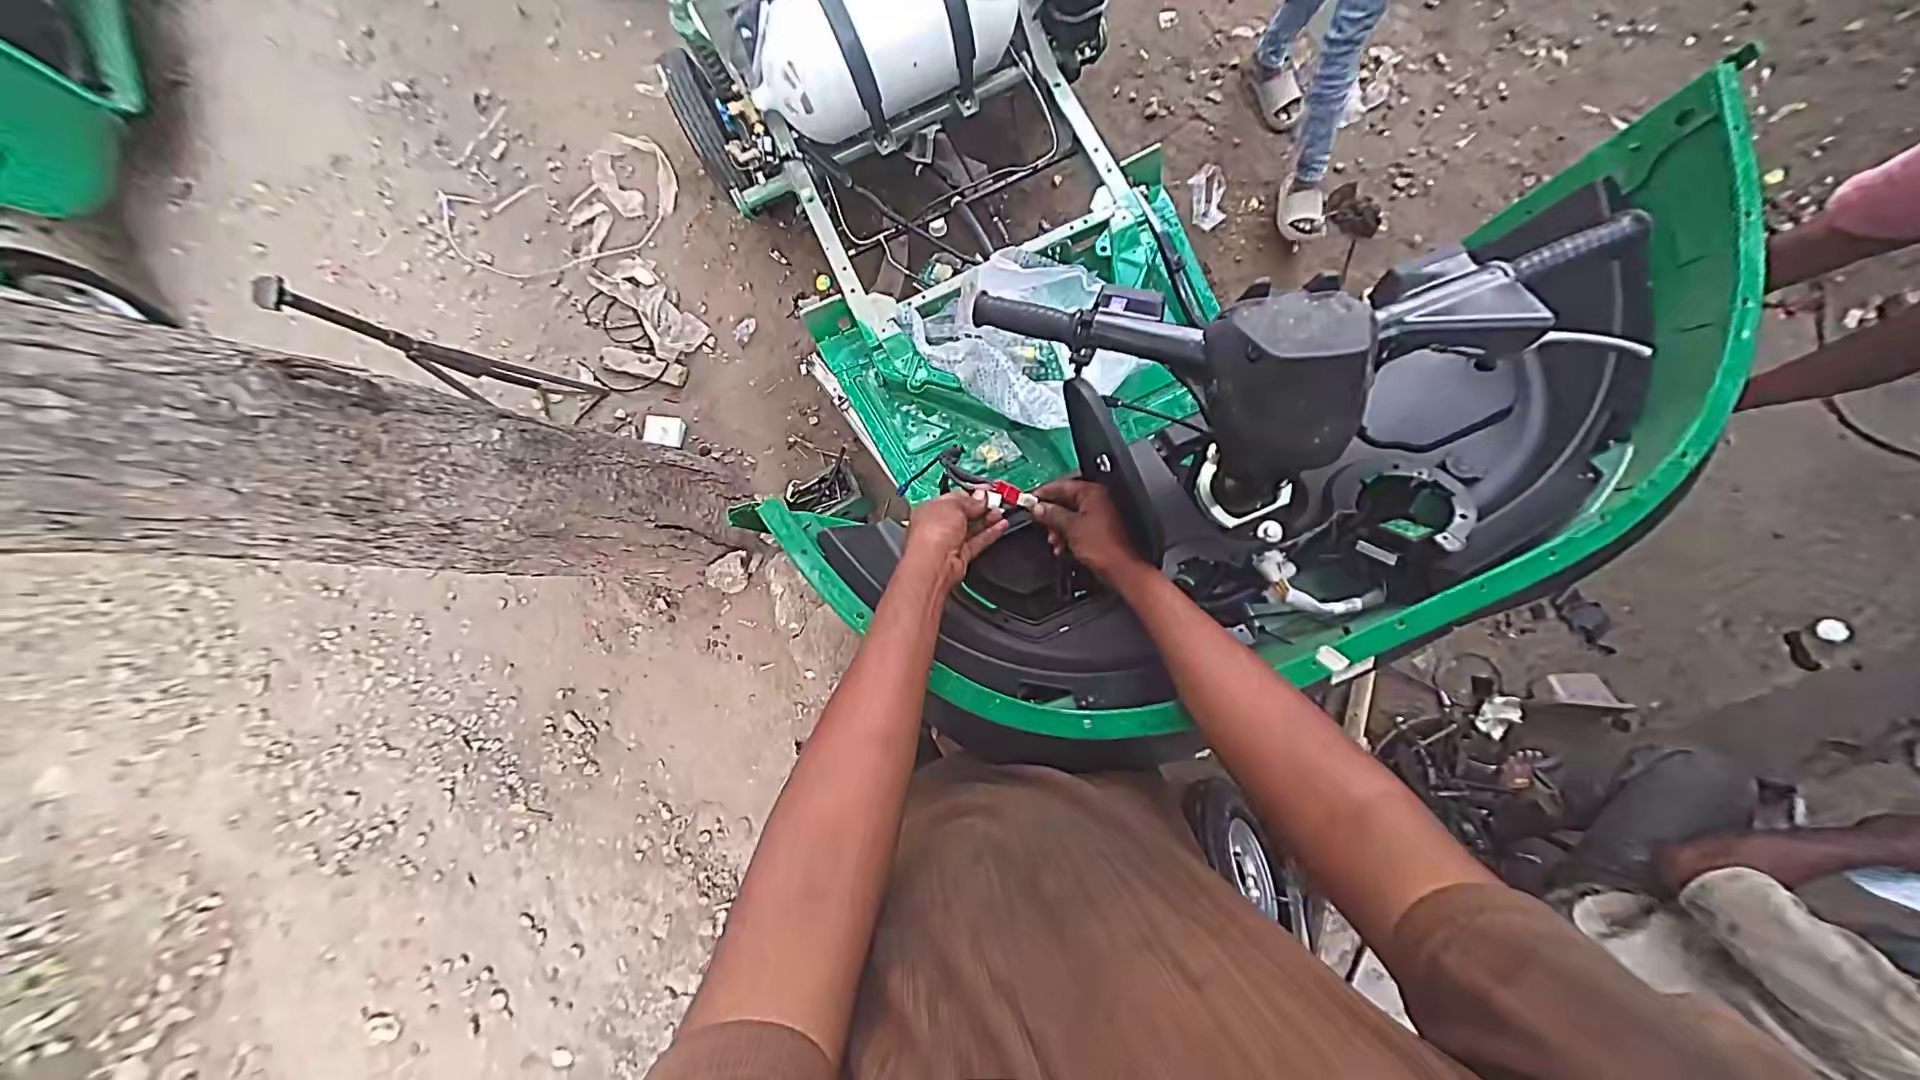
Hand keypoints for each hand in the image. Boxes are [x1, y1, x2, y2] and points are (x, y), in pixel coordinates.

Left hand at [902, 490, 1009, 591]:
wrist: (935, 564)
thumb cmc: (933, 532)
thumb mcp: (953, 505)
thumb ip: (969, 501)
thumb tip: (981, 498)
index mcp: (930, 509)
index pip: (953, 498)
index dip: (970, 494)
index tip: (986, 490)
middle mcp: (939, 526)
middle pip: (964, 513)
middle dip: (981, 506)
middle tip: (996, 500)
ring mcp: (950, 542)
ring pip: (973, 528)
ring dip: (988, 519)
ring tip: (1002, 511)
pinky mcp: (961, 556)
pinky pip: (978, 541)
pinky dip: (990, 533)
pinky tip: (1002, 525)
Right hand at [1029, 479, 1151, 584]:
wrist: (1117, 568)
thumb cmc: (1103, 546)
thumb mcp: (1070, 526)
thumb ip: (1052, 514)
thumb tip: (1038, 507)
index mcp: (1092, 493)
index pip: (1062, 485)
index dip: (1043, 492)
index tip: (1029, 499)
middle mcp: (1095, 501)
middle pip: (1063, 501)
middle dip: (1050, 515)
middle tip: (1039, 522)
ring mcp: (1095, 516)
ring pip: (1067, 516)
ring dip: (1056, 528)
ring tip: (1053, 539)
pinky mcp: (1094, 530)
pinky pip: (1073, 527)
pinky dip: (1065, 536)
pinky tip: (1060, 546)